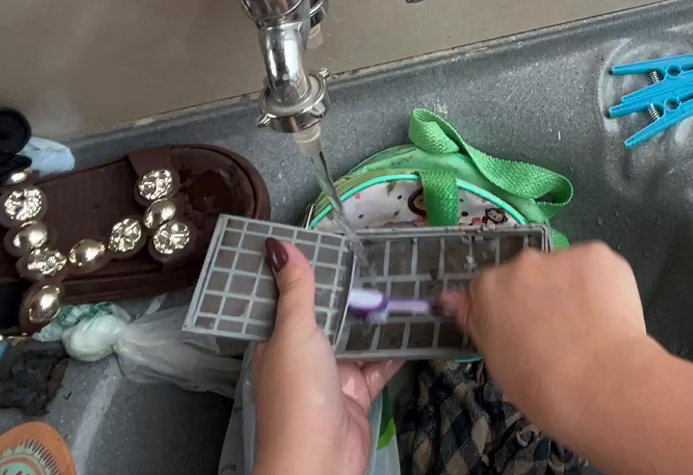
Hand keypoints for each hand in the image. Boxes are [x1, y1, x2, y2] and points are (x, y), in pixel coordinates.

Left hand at [250, 239, 401, 474]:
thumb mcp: (295, 333)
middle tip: (380, 255)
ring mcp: (334, 375)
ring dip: (378, 315)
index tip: (332, 240)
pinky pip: (380, 361)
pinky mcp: (359, 392)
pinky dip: (397, 345)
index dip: (308, 271)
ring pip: (358, 335)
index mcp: (279, 341)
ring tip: (404, 281)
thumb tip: (276, 244)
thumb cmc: (299, 394)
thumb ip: (295, 290)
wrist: (318, 464)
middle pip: (330, 314)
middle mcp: (304, 355)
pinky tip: (417, 321)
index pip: (290, 297)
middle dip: (353, 290)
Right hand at [440, 241, 660, 430]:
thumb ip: (479, 323)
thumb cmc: (544, 388)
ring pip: (563, 270)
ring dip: (571, 289)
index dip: (505, 311)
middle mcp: (522, 263)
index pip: (488, 288)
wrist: (603, 383)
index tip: (520, 332)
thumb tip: (453, 299)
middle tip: (556, 334)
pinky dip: (600, 286)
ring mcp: (562, 255)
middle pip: (527, 275)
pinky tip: (608, 315)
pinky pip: (593, 267)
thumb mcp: (499, 363)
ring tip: (588, 329)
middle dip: (539, 296)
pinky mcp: (598, 253)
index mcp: (490, 288)